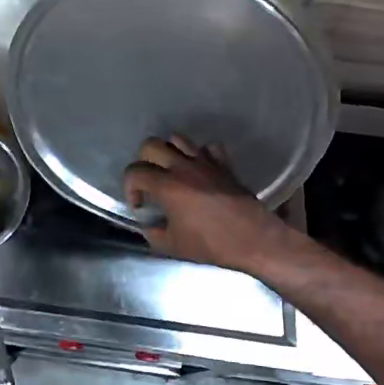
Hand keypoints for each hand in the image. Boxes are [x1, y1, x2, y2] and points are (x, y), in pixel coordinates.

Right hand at [122, 135, 302, 273]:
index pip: (134, 172)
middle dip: (143, 161)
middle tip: (149, 182)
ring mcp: (205, 162)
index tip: (140, 206)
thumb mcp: (173, 246)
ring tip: (171, 171)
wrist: (254, 240)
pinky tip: (199, 170)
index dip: (129, 187)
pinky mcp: (224, 165)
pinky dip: (199, 153)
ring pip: (178, 139)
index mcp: (167, 186)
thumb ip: (153, 233)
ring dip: (169, 152)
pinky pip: (208, 147)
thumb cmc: (212, 244)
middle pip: (151, 145)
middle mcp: (183, 167)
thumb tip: (149, 225)